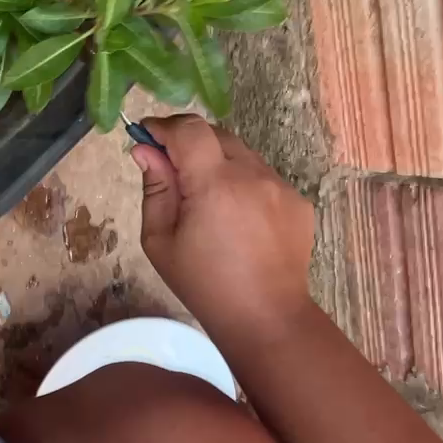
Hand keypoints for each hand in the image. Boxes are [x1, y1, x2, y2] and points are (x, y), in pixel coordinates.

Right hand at [132, 115, 316, 342]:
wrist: (265, 315)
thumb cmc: (202, 282)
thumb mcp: (159, 239)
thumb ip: (155, 189)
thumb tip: (145, 152)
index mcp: (214, 185)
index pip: (189, 130)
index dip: (164, 126)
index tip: (146, 135)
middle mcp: (252, 175)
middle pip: (216, 134)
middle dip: (188, 141)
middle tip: (168, 168)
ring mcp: (280, 186)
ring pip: (240, 154)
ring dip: (215, 162)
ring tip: (202, 198)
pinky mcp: (297, 201)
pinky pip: (261, 176)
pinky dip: (240, 182)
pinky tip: (233, 217)